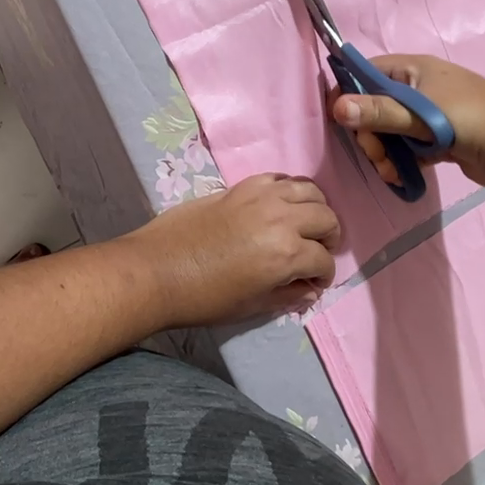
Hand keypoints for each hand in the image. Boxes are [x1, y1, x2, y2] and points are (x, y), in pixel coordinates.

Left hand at [122, 174, 340, 327]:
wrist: (157, 270)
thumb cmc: (204, 298)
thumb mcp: (252, 306)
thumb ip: (287, 295)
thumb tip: (310, 289)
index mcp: (286, 253)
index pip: (323, 260)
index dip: (323, 275)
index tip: (314, 282)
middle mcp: (281, 218)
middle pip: (326, 218)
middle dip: (328, 238)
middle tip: (315, 252)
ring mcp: (261, 197)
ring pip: (309, 190)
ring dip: (314, 209)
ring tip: (303, 225)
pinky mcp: (241, 186)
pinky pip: (279, 178)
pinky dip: (288, 190)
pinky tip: (279, 206)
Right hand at [329, 54, 484, 190]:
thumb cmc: (468, 121)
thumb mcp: (418, 115)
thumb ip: (377, 112)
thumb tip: (336, 107)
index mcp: (413, 68)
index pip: (365, 73)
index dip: (349, 95)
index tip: (344, 123)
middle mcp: (419, 86)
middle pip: (374, 107)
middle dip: (371, 136)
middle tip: (378, 156)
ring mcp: (430, 112)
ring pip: (390, 130)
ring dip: (384, 153)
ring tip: (392, 172)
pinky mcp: (438, 136)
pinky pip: (407, 145)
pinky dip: (401, 159)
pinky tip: (403, 176)